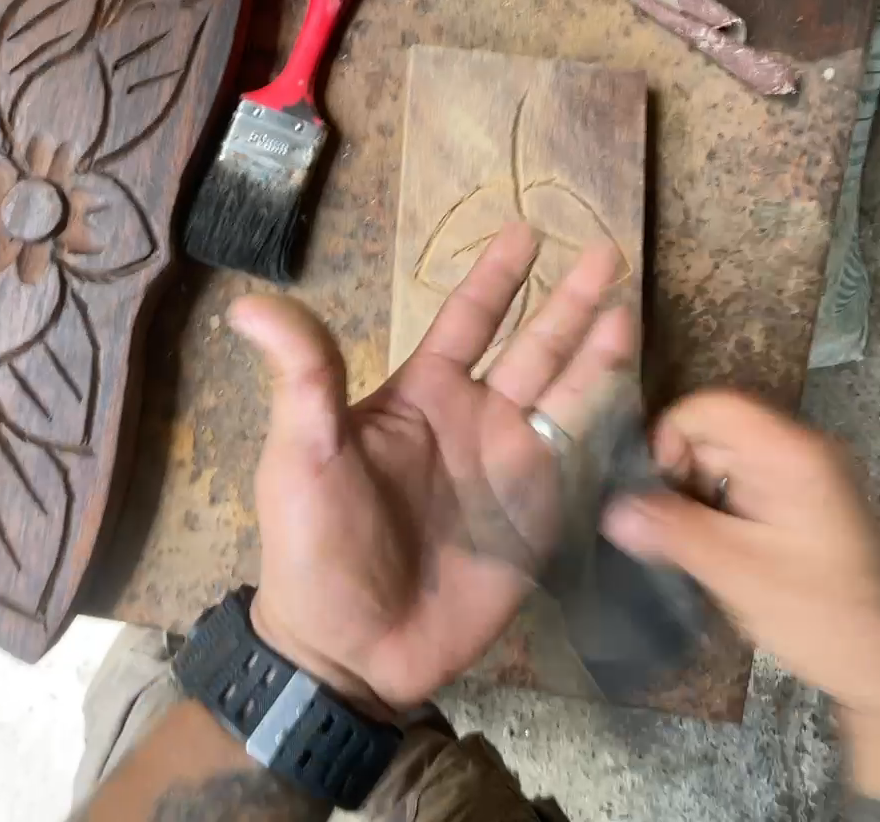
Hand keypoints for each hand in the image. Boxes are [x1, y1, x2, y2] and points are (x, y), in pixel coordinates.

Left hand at [232, 221, 636, 712]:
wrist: (353, 646)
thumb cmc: (318, 545)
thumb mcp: (300, 454)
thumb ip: (302, 378)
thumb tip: (248, 305)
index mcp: (422, 395)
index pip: (468, 320)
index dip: (496, 277)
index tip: (525, 231)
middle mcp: (475, 418)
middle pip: (534, 346)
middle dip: (570, 300)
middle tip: (608, 253)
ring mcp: (512, 464)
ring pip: (565, 391)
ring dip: (597, 349)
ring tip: (626, 306)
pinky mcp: (539, 511)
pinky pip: (579, 454)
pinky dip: (607, 417)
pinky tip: (631, 385)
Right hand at [601, 390, 879, 715]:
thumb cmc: (824, 617)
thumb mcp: (738, 572)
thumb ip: (673, 531)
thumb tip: (613, 509)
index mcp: (790, 453)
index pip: (711, 406)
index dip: (672, 435)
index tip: (657, 487)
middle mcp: (800, 450)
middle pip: (716, 430)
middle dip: (681, 470)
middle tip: (670, 525)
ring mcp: (804, 476)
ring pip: (725, 458)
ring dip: (697, 493)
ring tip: (695, 545)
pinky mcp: (803, 502)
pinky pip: (743, 483)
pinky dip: (718, 507)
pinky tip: (718, 550)